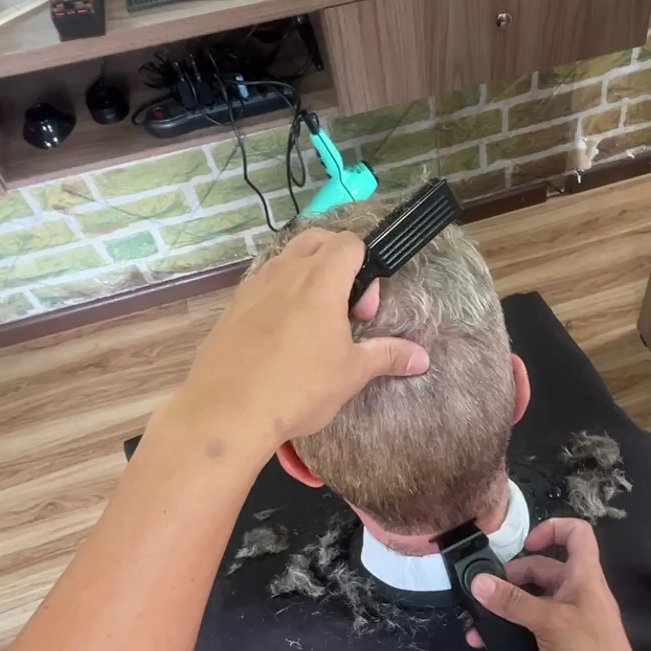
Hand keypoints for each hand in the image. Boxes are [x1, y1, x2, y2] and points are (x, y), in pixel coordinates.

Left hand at [169, 229, 429, 450]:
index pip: (350, 242)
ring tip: (313, 324)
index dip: (366, 270)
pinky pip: (263, 284)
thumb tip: (422, 358)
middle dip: (337, 262)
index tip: (363, 313)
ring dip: (306, 278)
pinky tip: (281, 339)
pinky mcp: (232, 306)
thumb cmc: (299, 387)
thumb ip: (387, 356)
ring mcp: (254, 286)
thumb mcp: (352, 373)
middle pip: (317, 240)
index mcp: (320, 279)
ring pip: (286, 259)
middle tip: (342, 310)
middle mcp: (285, 271)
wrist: (228, 410)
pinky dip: (279, 296)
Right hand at [467, 517, 650, 650]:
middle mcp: (576, 591)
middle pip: (539, 573)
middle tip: (482, 600)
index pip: (577, 533)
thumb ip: (513, 602)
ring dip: (502, 618)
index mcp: (583, 575)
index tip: (525, 545)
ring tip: (476, 636)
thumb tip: (478, 582)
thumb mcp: (548, 623)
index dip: (552, 529)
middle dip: (507, 585)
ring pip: (530, 606)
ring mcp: (568, 617)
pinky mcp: (561, 642)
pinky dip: (510, 642)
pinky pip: (531, 633)